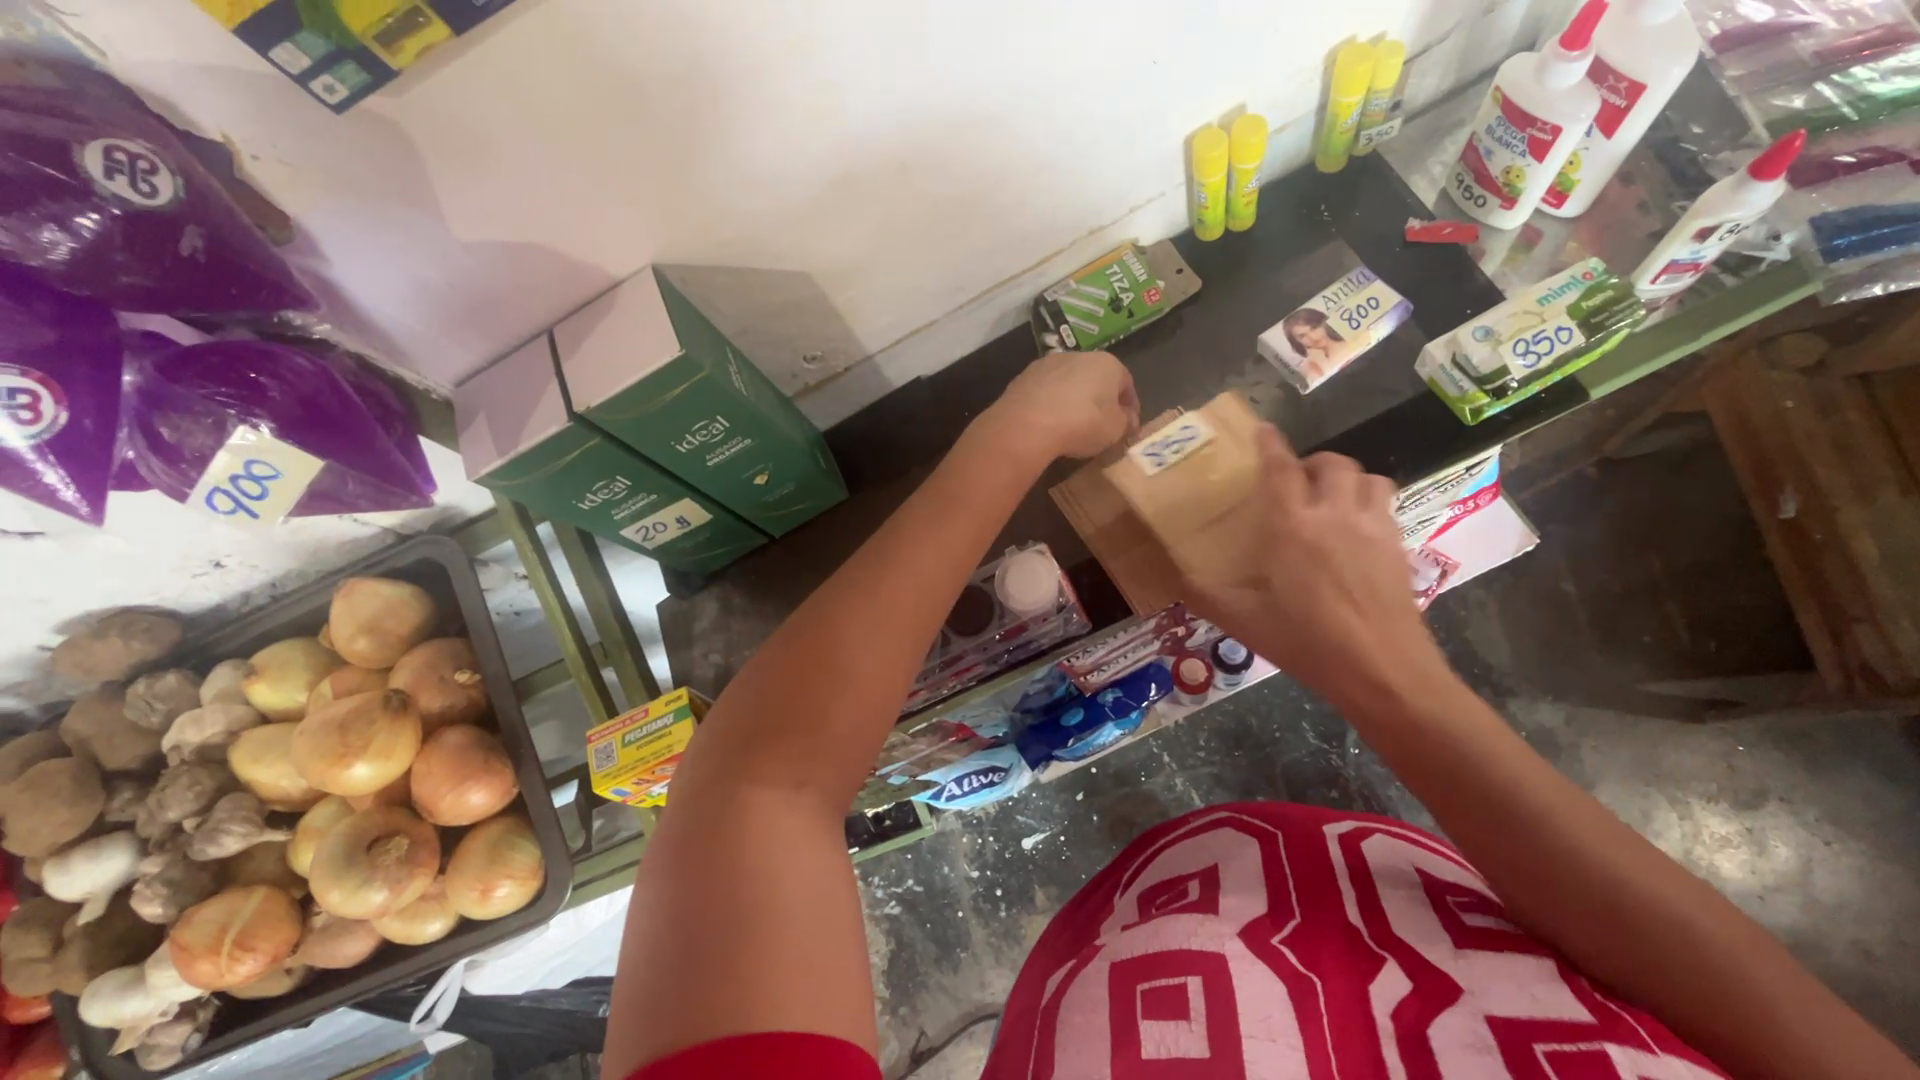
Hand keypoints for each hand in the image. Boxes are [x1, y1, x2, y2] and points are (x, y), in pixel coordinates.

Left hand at [981, 351, 1138, 460]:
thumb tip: (1127, 419)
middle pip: (1096, 378)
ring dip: (1073, 399)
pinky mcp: (1023, 376)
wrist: (1027, 425)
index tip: (1128, 423)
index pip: (1126, 382)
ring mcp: (1047, 363)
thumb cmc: (1082, 423)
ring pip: (1068, 382)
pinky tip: (1049, 422)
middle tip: (1101, 423)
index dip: (1130, 405)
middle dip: (1100, 399)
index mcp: (1107, 363)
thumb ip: (1126, 422)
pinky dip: (1050, 403)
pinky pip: (1045, 391)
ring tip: (1072, 424)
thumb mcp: (1116, 429)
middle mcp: (1078, 355)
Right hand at [1185, 424, 1453, 708]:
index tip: (1263, 430)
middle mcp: (1335, 515)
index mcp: (1292, 527)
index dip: (1270, 444)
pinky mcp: (1399, 548)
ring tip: (1332, 498)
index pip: (1280, 469)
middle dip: (1313, 462)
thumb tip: (1176, 583)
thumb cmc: (1307, 643)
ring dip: (1348, 479)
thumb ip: (1208, 597)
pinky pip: (1387, 507)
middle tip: (1297, 480)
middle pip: (1332, 463)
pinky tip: (1357, 531)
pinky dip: (1369, 504)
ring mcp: (1374, 529)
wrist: (1382, 670)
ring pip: (1368, 478)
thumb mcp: (1245, 623)